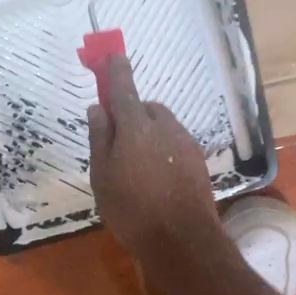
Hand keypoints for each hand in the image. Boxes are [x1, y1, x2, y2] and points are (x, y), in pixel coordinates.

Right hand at [87, 54, 218, 257]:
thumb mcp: (101, 175)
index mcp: (135, 126)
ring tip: (135, 167)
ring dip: (148, 133)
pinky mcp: (197, 160)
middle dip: (131, 114)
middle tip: (115, 143)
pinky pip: (174, 143)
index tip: (111, 53)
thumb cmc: (131, 209)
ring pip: (162, 125)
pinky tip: (155, 178)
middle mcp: (163, 126)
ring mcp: (184, 142)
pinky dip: (162, 149)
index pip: (123, 87)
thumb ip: (99, 137)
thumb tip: (97, 108)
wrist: (182, 241)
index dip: (115, 69)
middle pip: (145, 108)